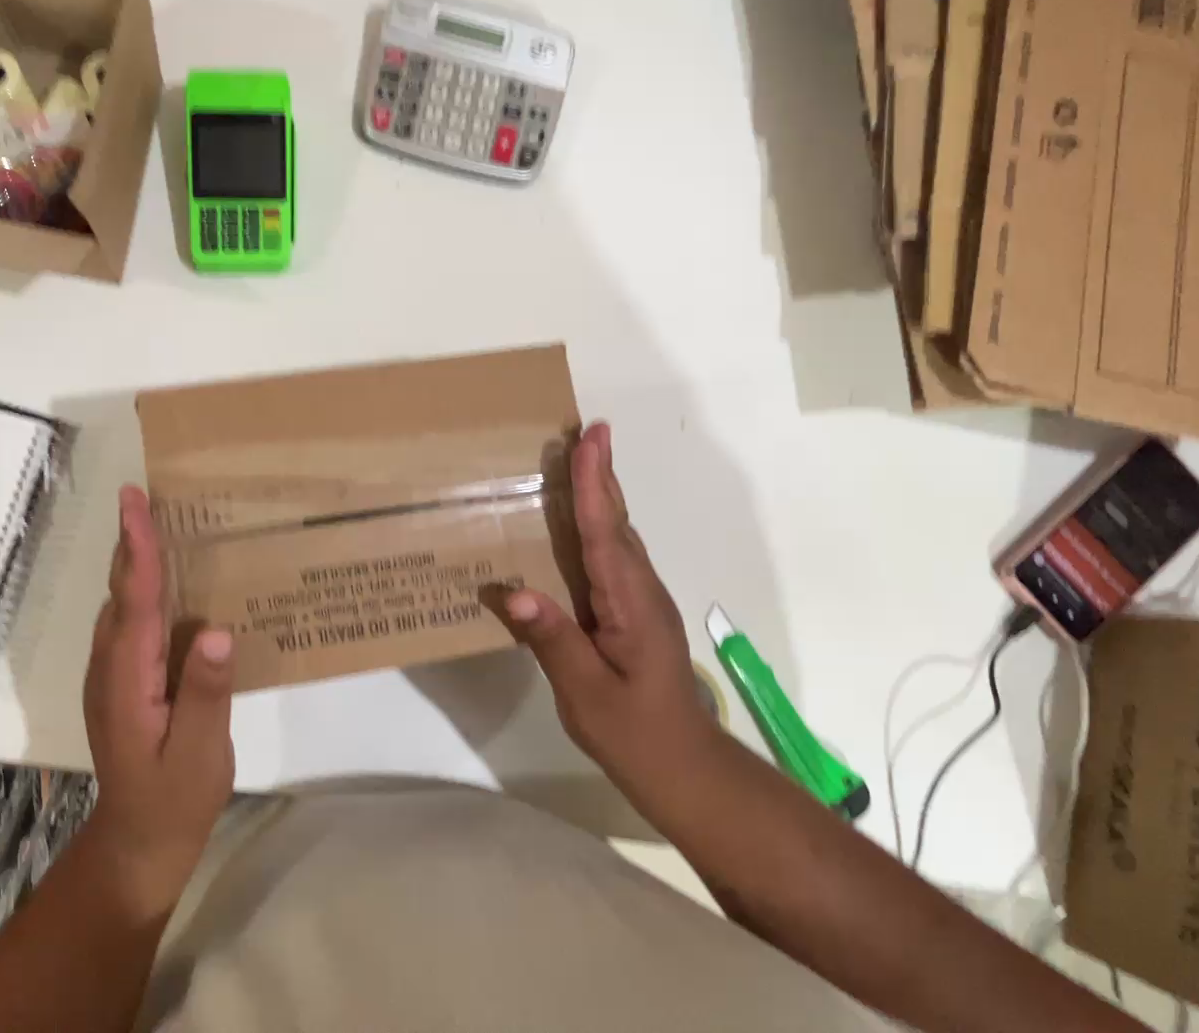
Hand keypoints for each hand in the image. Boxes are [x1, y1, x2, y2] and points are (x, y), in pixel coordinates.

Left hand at [80, 486, 236, 912]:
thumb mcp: (199, 756)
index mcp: (127, 681)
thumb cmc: (173, 802)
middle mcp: (111, 668)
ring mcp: (112, 676)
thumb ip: (205, 694)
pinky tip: (171, 583)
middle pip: (121, 593)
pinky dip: (145, 589)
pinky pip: (131, 623)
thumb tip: (214, 631)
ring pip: (122, 606)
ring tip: (163, 522)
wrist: (139, 841)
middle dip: (132, 541)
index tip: (135, 503)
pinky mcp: (123, 683)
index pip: (135, 603)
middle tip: (148, 494)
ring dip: (137, 561)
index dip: (138, 550)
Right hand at [494, 422, 718, 782]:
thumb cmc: (634, 733)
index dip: (594, 483)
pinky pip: (612, 559)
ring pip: (618, 538)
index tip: (591, 437)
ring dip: (600, 497)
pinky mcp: (633, 616)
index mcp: (630, 604)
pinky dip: (597, 528)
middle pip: (617, 523)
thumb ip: (553, 639)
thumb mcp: (586, 692)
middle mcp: (641, 592)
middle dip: (601, 475)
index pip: (605, 533)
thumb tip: (514, 591)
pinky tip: (577, 529)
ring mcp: (641, 603)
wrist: (683, 768)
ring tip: (579, 463)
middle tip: (585, 432)